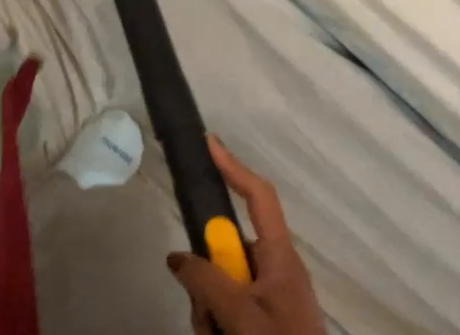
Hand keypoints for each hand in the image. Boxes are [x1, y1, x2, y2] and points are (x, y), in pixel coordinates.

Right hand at [167, 136, 322, 334]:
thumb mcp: (242, 318)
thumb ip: (206, 281)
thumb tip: (178, 258)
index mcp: (281, 258)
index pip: (258, 197)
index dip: (233, 166)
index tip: (206, 142)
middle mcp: (275, 271)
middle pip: (223, 248)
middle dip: (202, 277)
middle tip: (204, 315)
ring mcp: (268, 298)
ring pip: (217, 282)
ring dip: (207, 310)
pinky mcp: (260, 321)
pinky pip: (223, 307)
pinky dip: (214, 324)